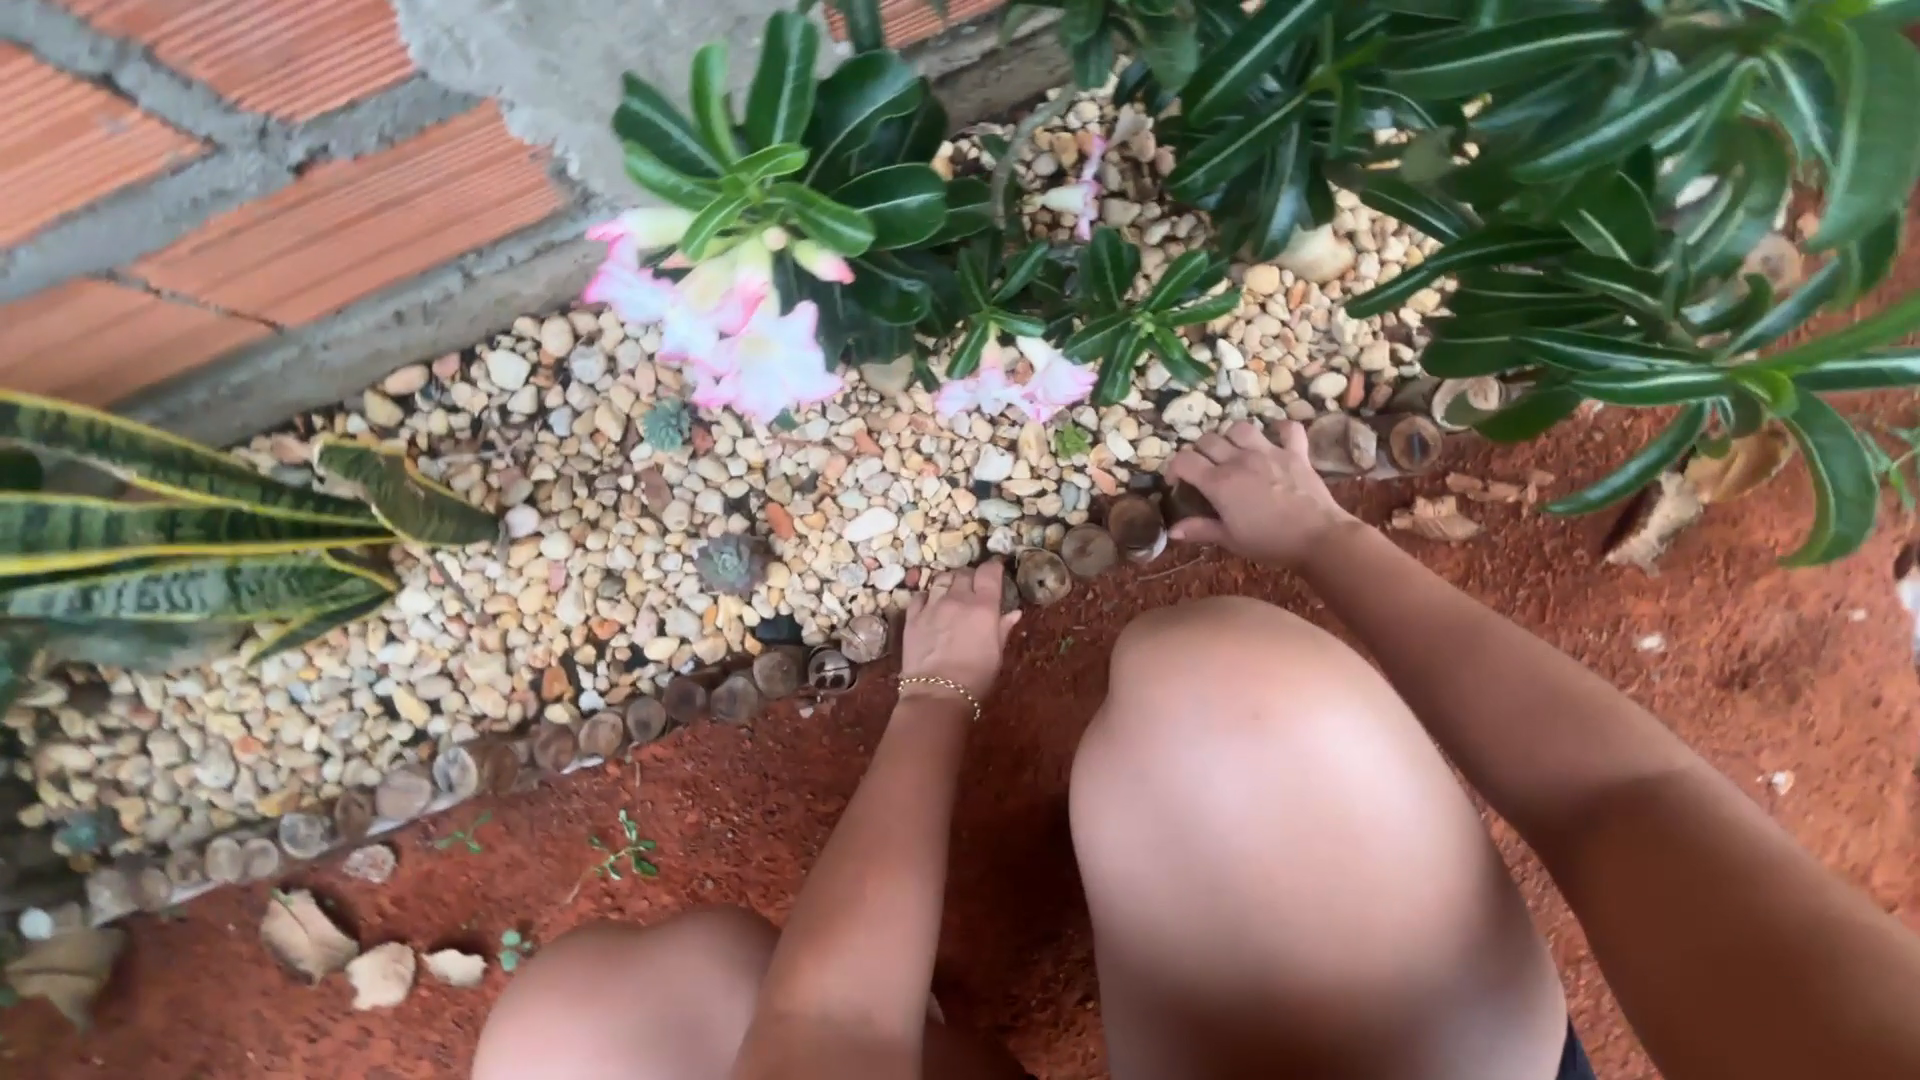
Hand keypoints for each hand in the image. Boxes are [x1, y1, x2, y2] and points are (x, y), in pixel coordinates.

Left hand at [899, 561, 1020, 701]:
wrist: (937, 693)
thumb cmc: (976, 676)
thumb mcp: (997, 654)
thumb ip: (1003, 628)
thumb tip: (1014, 613)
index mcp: (983, 606)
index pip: (989, 572)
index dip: (993, 568)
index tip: (994, 571)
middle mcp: (957, 599)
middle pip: (964, 573)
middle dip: (970, 576)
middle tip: (973, 587)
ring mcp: (932, 606)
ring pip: (940, 579)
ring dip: (949, 582)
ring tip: (951, 592)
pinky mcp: (912, 617)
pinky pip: (919, 596)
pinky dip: (927, 596)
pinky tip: (930, 605)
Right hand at [1166, 420, 1360, 568]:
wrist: (1318, 537)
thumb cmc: (1269, 542)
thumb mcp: (1230, 539)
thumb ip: (1200, 529)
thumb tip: (1172, 530)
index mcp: (1219, 482)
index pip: (1184, 460)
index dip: (1174, 468)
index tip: (1178, 483)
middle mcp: (1240, 460)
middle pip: (1208, 440)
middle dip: (1199, 452)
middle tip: (1204, 470)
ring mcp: (1269, 452)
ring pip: (1240, 428)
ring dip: (1231, 437)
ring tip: (1234, 452)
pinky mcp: (1295, 453)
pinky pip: (1288, 429)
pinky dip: (1280, 430)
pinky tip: (1274, 440)